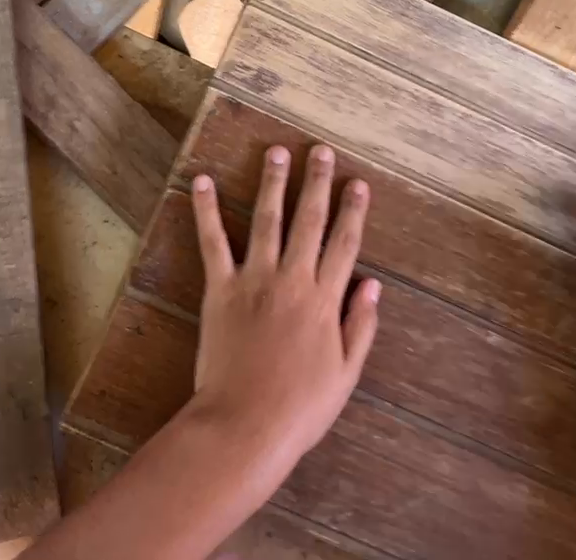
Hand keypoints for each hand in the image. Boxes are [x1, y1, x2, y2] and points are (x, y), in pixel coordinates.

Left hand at [187, 144, 379, 463]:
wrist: (245, 424)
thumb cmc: (300, 407)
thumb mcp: (346, 373)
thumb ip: (361, 325)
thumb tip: (374, 284)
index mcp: (325, 299)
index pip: (344, 244)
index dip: (353, 211)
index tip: (358, 184)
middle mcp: (293, 279)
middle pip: (309, 221)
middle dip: (316, 182)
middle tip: (319, 151)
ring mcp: (255, 280)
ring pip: (267, 220)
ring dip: (273, 183)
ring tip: (277, 152)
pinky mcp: (220, 289)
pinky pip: (213, 243)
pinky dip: (206, 211)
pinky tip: (202, 181)